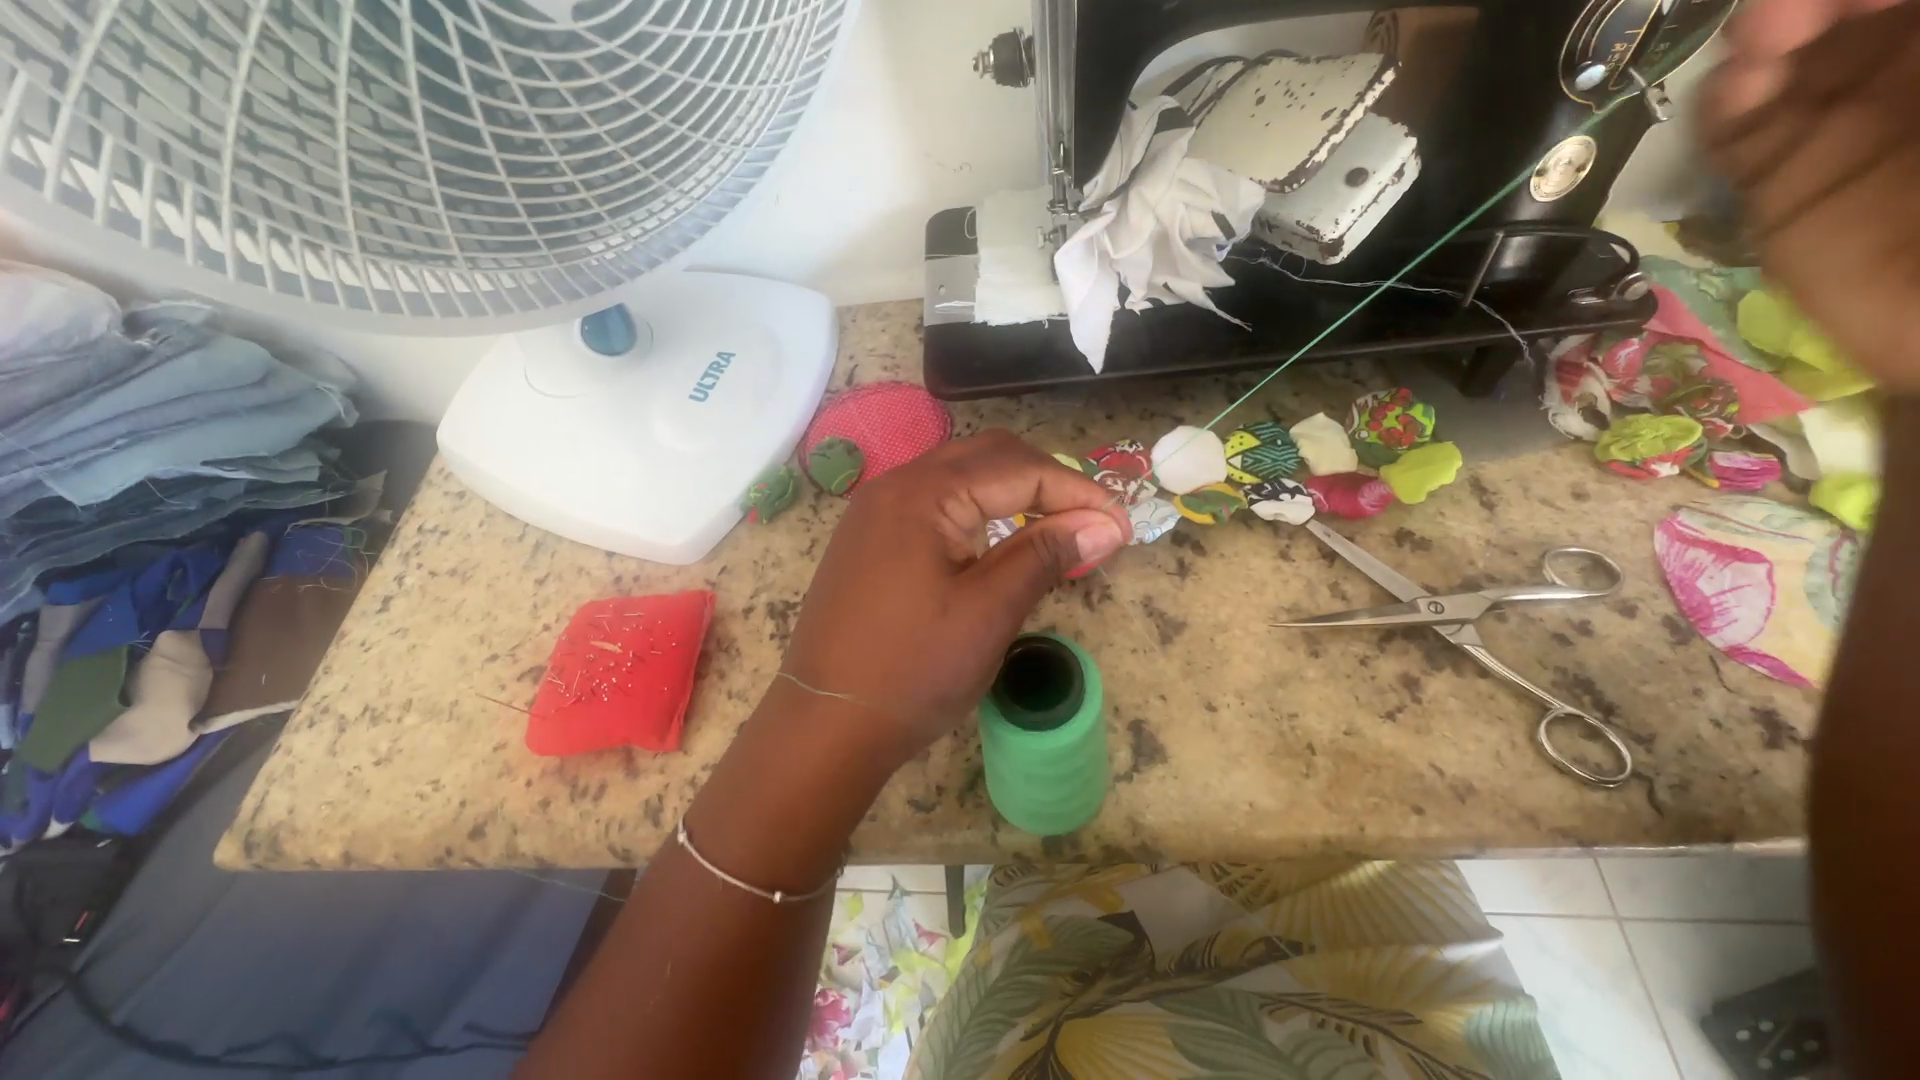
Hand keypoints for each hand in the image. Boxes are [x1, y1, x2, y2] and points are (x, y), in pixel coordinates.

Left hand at [778, 431, 1129, 758]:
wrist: (825, 726)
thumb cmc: (911, 670)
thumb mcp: (988, 613)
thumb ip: (1044, 555)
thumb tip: (1103, 524)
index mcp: (922, 494)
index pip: (1018, 469)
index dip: (1078, 491)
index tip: (1121, 526)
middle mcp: (894, 486)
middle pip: (986, 456)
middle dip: (1047, 480)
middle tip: (1091, 521)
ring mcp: (874, 513)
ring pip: (959, 477)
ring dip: (1012, 492)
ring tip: (1056, 528)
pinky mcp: (868, 540)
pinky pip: (934, 504)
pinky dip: (978, 511)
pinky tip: (999, 541)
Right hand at [1701, 0, 1919, 386]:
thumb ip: (1913, 34)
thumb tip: (1840, 4)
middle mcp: (1906, 60)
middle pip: (1834, 10)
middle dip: (1805, 1)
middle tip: (1787, 14)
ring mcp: (1840, 118)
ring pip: (1779, 53)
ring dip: (1762, 37)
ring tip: (1762, 41)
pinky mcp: (1777, 175)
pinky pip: (1736, 126)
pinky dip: (1724, 102)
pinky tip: (1735, 90)